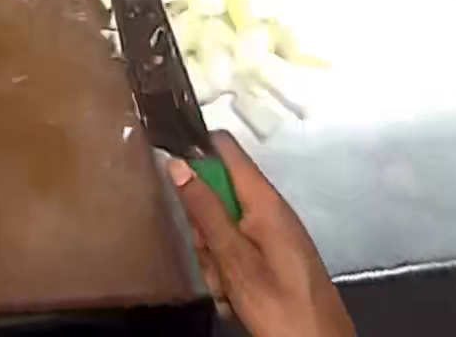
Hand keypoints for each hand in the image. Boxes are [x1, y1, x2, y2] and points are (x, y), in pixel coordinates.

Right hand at [169, 132, 356, 336]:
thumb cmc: (282, 309)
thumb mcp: (234, 260)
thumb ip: (205, 209)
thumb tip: (177, 163)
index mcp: (263, 198)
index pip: (224, 146)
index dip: (196, 149)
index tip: (173, 171)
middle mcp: (269, 208)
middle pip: (219, 189)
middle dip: (203, 221)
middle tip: (207, 253)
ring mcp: (273, 234)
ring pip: (225, 223)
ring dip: (214, 253)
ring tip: (224, 287)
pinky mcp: (275, 258)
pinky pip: (238, 246)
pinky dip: (229, 269)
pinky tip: (233, 297)